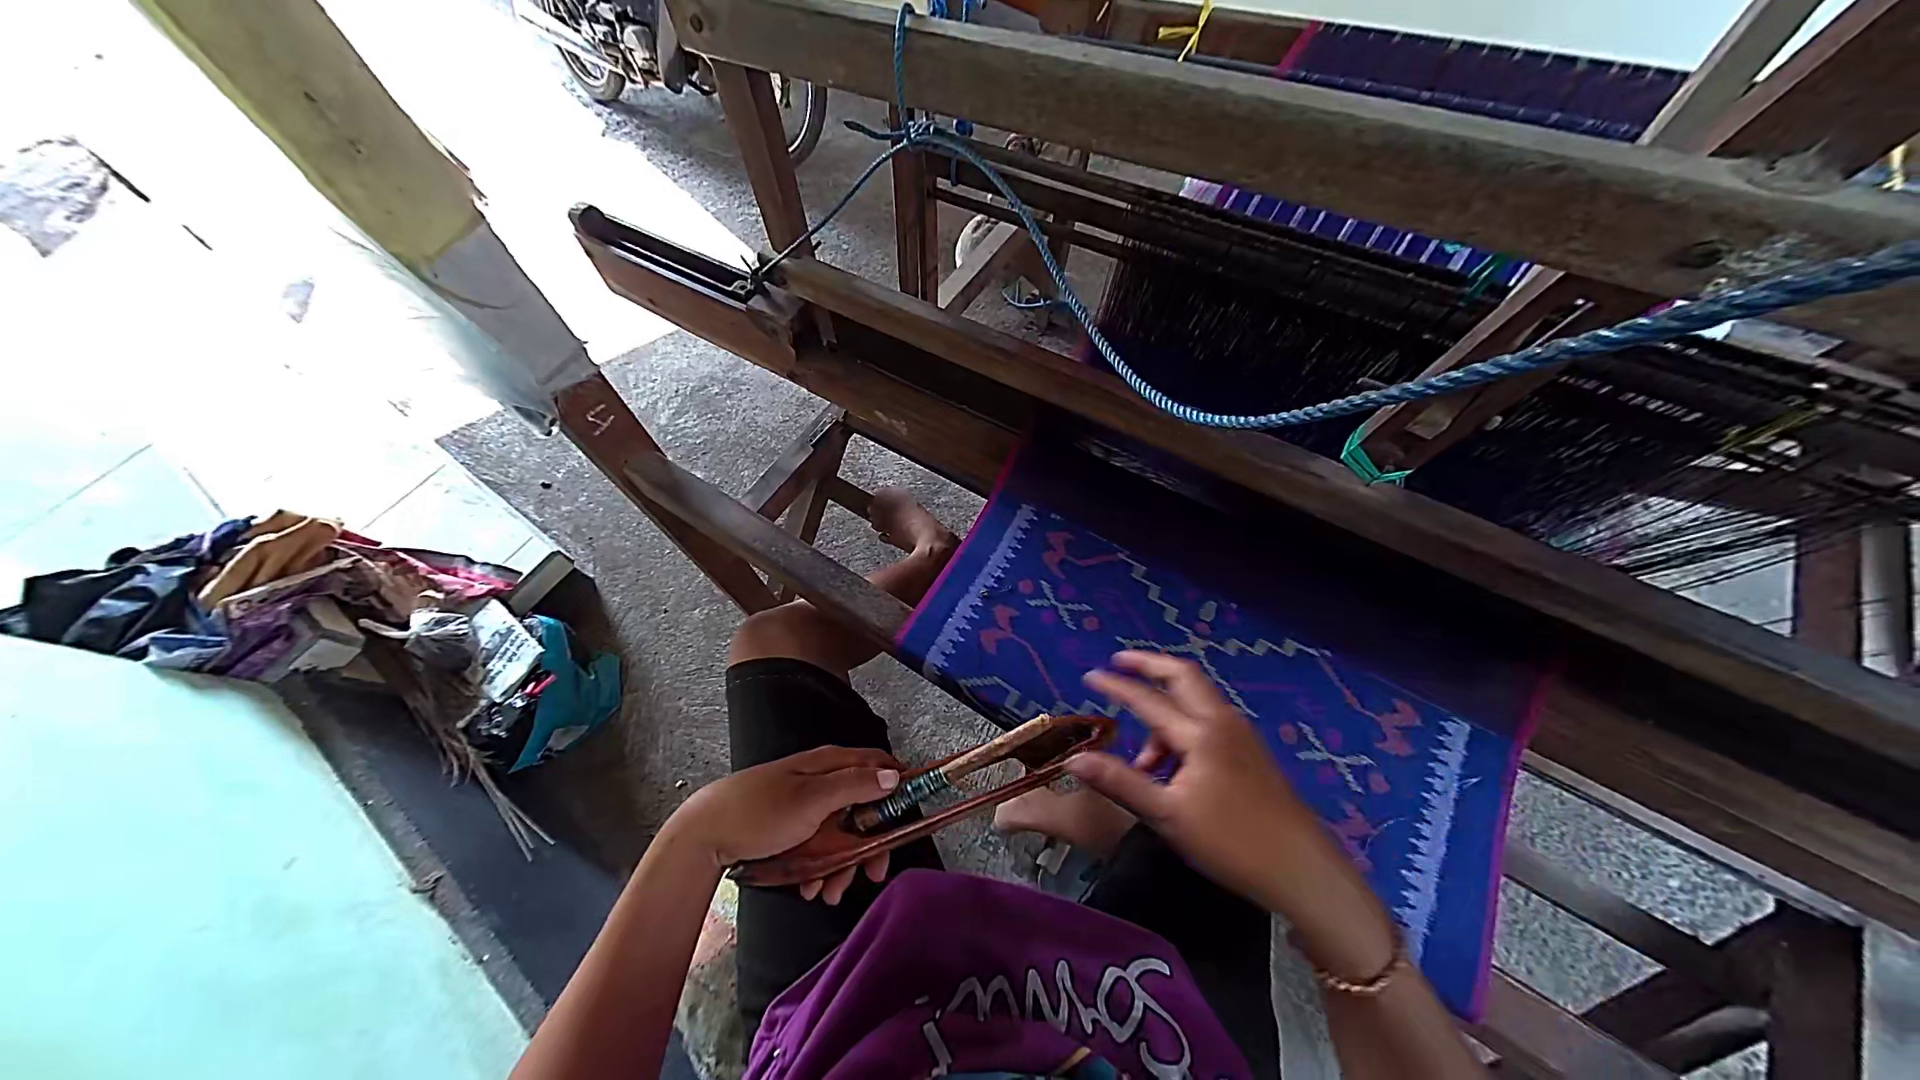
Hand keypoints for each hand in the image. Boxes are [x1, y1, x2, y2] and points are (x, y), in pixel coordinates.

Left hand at [670, 746, 901, 903]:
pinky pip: (819, 844)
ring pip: (842, 831)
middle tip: (872, 873)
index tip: (908, 820)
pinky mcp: (792, 825)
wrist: (704, 834)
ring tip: (830, 891)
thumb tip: (894, 776)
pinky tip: (811, 887)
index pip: (880, 766)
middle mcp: (823, 779)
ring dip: (843, 862)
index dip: (899, 789)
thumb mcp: (813, 799)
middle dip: (870, 843)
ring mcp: (807, 802)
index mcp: (831, 764)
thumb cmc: (759, 811)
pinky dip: (821, 866)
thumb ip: (855, 786)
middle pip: (865, 806)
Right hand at [1069, 651, 1397, 980]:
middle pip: (1183, 675)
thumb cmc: (1232, 843)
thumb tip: (1075, 760)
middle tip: (1120, 664)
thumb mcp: (1167, 816)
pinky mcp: (1252, 753)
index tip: (1089, 676)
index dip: (1116, 685)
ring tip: (1144, 758)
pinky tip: (1175, 767)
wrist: (1304, 872)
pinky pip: (1210, 721)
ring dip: (1166, 707)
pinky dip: (1184, 726)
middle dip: (1150, 665)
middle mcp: (1222, 722)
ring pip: (1197, 701)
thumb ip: (1120, 782)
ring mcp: (1242, 736)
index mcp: (1200, 733)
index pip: (1148, 698)